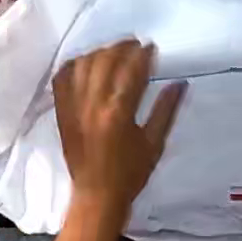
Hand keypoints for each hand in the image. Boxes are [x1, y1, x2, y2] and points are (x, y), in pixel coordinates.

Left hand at [52, 41, 184, 222]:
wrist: (96, 196)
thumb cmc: (130, 173)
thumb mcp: (154, 143)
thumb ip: (165, 110)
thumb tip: (180, 83)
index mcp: (118, 113)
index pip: (132, 71)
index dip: (143, 55)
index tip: (151, 46)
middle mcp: (93, 105)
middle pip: (105, 61)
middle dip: (122, 47)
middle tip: (134, 44)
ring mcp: (73, 107)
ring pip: (83, 65)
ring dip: (99, 53)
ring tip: (113, 51)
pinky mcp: (61, 112)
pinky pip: (61, 79)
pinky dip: (73, 65)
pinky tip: (85, 62)